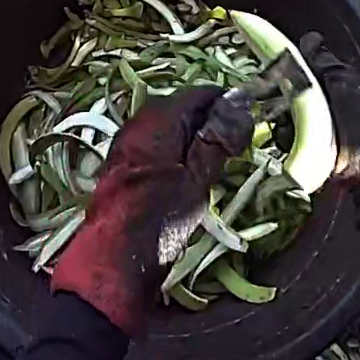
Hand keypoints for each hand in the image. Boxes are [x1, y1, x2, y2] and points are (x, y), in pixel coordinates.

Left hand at [50, 88, 251, 333]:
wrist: (112, 265)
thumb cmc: (159, 221)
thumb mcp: (198, 179)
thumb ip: (218, 138)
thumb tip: (239, 103)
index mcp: (157, 119)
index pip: (199, 94)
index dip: (226, 103)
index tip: (247, 121)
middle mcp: (137, 123)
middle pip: (183, 108)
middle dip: (210, 121)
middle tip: (235, 146)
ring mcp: (126, 143)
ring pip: (170, 128)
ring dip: (194, 138)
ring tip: (216, 162)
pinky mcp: (123, 164)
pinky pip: (157, 145)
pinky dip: (176, 151)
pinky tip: (188, 174)